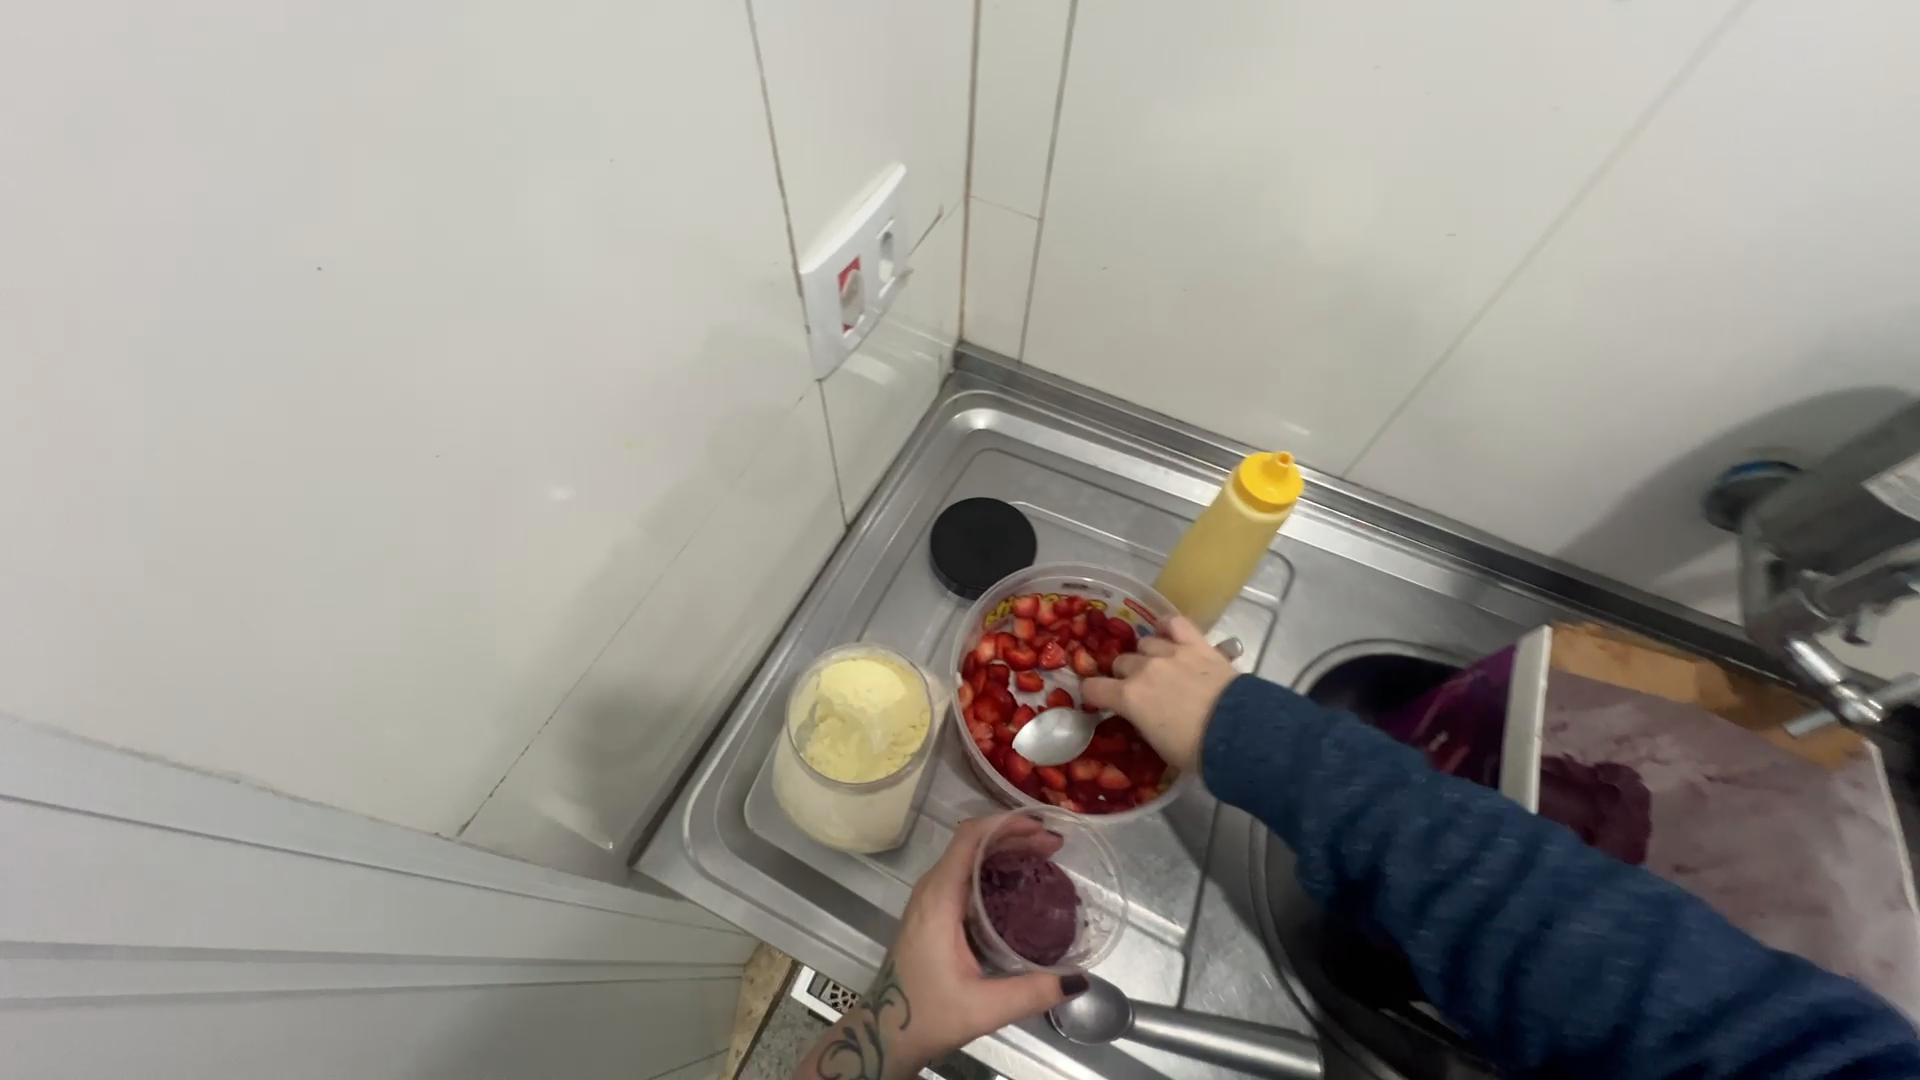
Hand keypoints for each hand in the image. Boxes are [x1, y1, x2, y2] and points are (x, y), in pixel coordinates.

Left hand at [795, 816, 1083, 1079]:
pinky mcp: (933, 908)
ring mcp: (930, 896)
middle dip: (1013, 834)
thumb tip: (1080, 981)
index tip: (1039, 827)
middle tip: (1053, 844)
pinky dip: (993, 865)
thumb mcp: (983, 1007)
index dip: (1004, 823)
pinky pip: (964, 871)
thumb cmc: (926, 1014)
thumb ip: (1032, 992)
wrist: (886, 1032)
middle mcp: (932, 887)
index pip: (969, 837)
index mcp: (939, 897)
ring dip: (1004, 847)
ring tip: (1042, 855)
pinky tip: (1018, 879)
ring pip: (968, 854)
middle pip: (972, 841)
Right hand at [1080, 614, 1236, 771]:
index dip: (1092, 694)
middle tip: (1138, 688)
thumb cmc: (1195, 750)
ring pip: (1144, 643)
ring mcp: (1169, 653)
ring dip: (1146, 655)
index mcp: (1128, 698)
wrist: (1238, 733)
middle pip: (1120, 662)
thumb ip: (1141, 721)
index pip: (1093, 688)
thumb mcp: (1157, 743)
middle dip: (1124, 675)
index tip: (1097, 700)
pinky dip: (1167, 626)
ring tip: (1158, 665)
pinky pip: (1174, 623)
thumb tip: (1139, 713)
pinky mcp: (1196, 644)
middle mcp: (1143, 669)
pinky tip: (1167, 632)